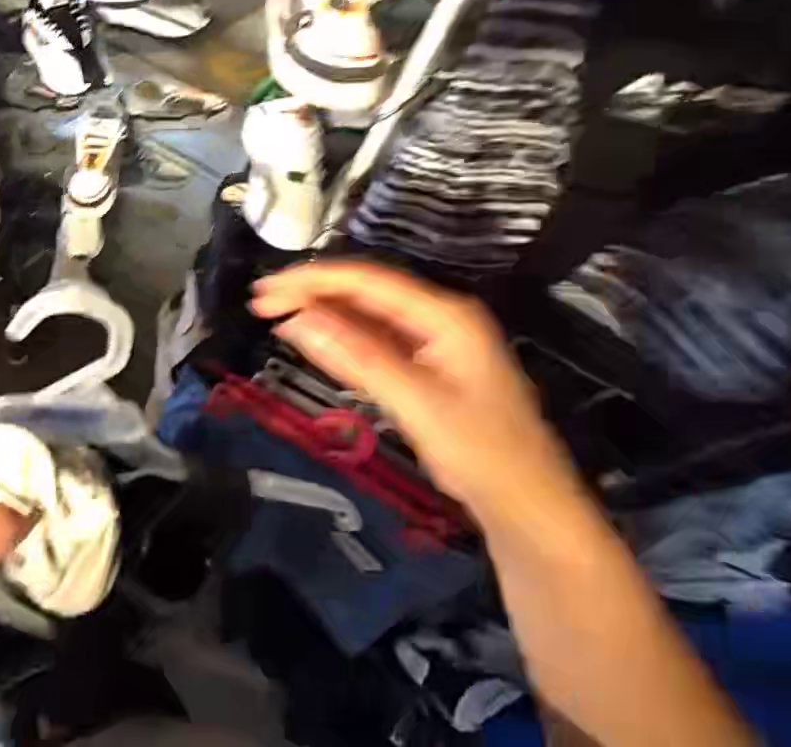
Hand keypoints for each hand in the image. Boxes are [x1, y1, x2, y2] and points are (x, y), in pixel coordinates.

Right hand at [251, 260, 585, 524]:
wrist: (528, 509)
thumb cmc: (483, 453)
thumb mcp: (417, 403)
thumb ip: (357, 357)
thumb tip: (297, 320)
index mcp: (445, 315)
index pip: (367, 281)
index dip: (312, 280)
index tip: (266, 291)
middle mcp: (437, 318)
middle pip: (363, 292)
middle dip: (311, 292)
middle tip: (261, 302)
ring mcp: (430, 342)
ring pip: (364, 315)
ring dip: (320, 313)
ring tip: (273, 314)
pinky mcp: (422, 366)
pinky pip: (371, 340)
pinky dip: (338, 337)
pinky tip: (310, 337)